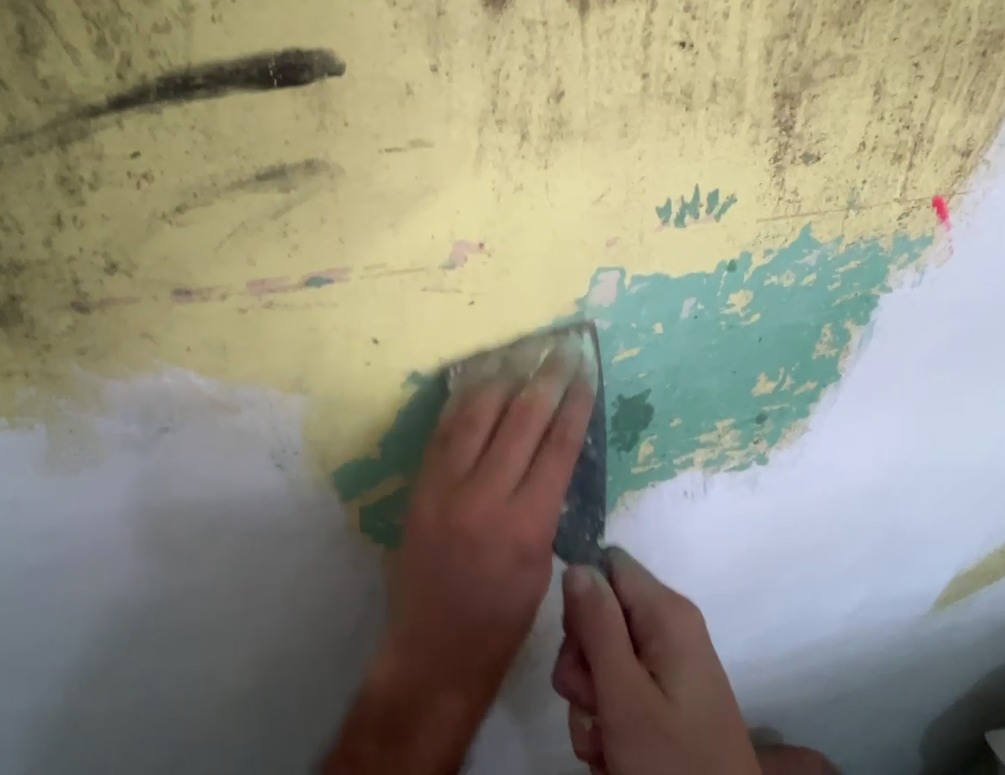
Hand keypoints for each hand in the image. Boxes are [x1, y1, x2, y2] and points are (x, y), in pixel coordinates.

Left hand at [323, 352, 595, 773]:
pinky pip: (442, 432)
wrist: (433, 652)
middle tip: (560, 352)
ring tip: (520, 354)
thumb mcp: (542, 564)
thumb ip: (547, 504)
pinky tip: (477, 383)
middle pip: (519, 420)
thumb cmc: (502, 620)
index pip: (557, 447)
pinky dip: (462, 403)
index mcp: (525, 525)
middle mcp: (483, 497)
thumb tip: (553, 451)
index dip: (575, 406)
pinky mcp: (419, 488)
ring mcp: (443, 488)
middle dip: (544, 381)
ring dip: (501, 380)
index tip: (586, 376)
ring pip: (475, 415)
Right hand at [554, 547, 761, 774]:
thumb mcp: (624, 695)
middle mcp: (670, 628)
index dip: (582, 598)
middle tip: (594, 703)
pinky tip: (615, 752)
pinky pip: (618, 690)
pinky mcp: (665, 696)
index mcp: (667, 613)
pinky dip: (607, 721)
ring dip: (590, 702)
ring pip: (601, 660)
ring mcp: (668, 664)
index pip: (609, 566)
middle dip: (583, 664)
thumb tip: (577, 566)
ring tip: (607, 740)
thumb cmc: (671, 760)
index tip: (577, 643)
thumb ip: (597, 626)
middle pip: (599, 617)